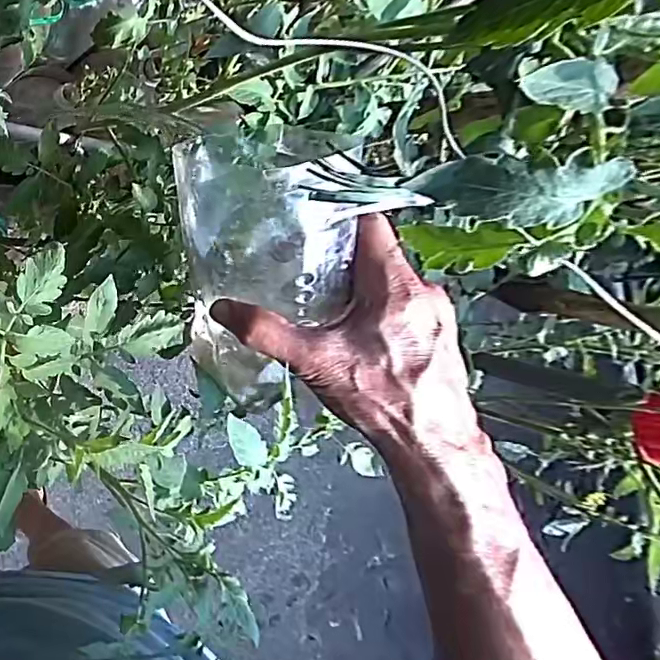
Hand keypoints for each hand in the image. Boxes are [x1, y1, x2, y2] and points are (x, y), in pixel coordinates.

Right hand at [210, 213, 483, 463]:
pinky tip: (346, 325)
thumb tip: (222, 308)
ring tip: (317, 291)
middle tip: (299, 257)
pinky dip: (371, 302)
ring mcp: (434, 313)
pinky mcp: (436, 334)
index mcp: (396, 285)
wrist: (434, 446)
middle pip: (376, 251)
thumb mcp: (313, 360)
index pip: (373, 224)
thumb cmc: (382, 398)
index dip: (340, 213)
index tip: (309, 214)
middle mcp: (423, 291)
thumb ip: (265, 331)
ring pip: (388, 278)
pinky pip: (399, 301)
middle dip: (337, 251)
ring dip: (355, 280)